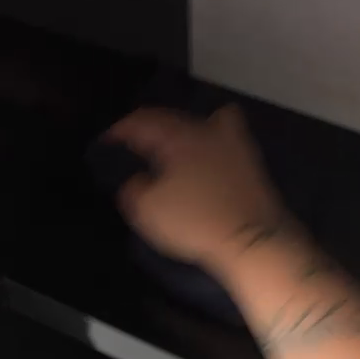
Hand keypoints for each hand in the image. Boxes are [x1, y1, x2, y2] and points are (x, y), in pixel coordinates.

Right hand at [103, 105, 288, 272]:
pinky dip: (211, 150)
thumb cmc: (195, 221)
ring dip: (186, 135)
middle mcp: (206, 128)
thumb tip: (134, 180)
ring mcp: (234, 143)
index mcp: (177, 134)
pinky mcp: (252, 164)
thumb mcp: (147, 209)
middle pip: (173, 119)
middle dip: (153, 132)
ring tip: (175, 152)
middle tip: (138, 149)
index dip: (119, 131)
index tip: (106, 144)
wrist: (253, 239)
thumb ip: (132, 189)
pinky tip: (206, 165)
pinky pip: (224, 145)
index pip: (140, 120)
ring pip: (204, 125)